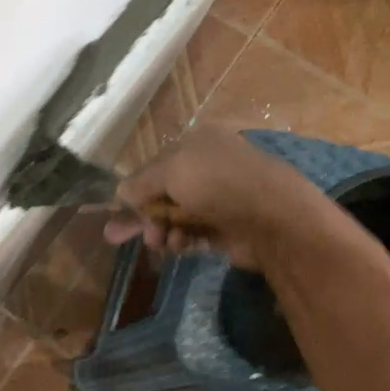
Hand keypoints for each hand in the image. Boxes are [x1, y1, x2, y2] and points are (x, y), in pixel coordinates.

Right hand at [102, 128, 327, 267]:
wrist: (273, 218)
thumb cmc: (219, 184)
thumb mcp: (171, 171)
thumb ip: (139, 182)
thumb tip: (120, 193)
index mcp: (197, 144)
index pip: (153, 166)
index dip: (133, 190)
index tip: (117, 211)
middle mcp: (207, 168)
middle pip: (160, 194)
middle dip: (141, 216)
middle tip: (116, 238)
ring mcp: (217, 198)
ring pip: (173, 216)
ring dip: (160, 230)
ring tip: (160, 243)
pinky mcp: (224, 226)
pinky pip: (191, 233)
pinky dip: (180, 240)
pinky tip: (179, 246)